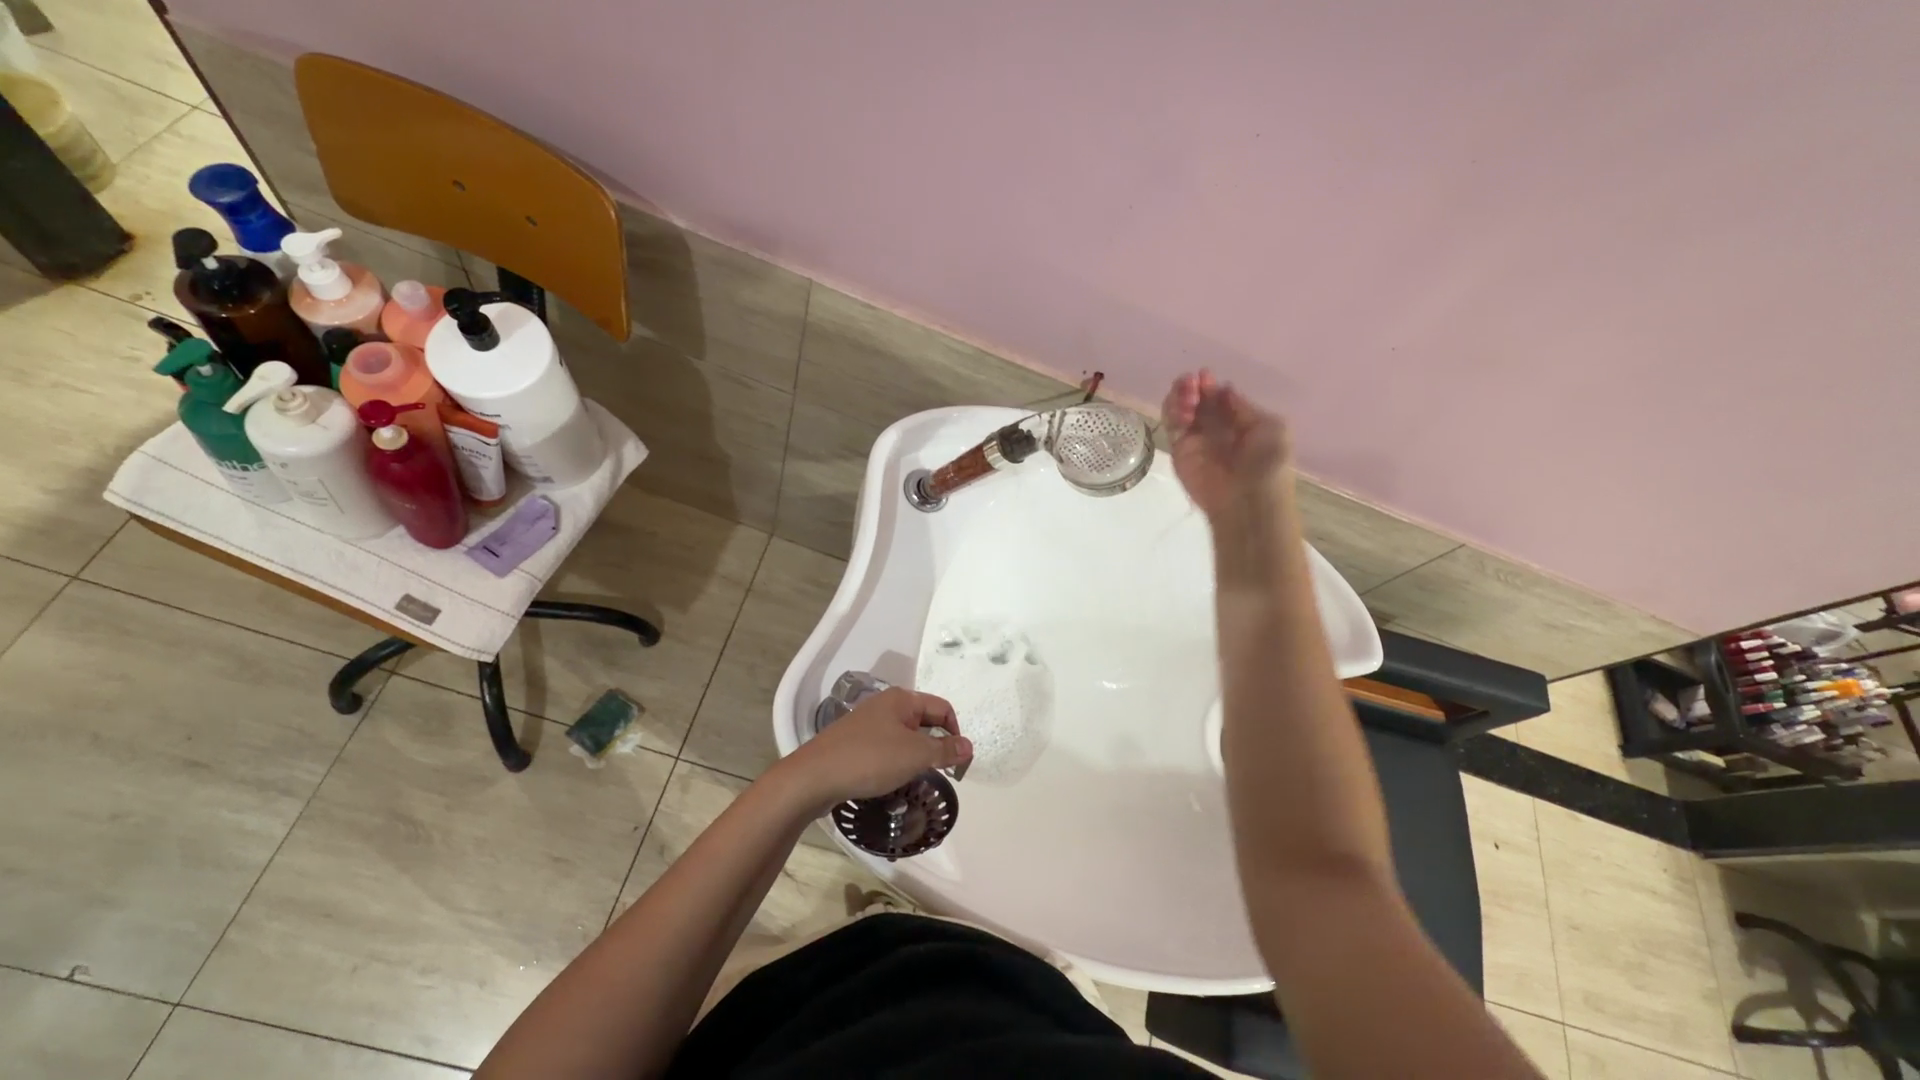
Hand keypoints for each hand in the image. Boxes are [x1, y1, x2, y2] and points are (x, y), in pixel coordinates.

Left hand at [784, 688, 972, 806]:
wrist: (814, 777)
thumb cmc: (870, 759)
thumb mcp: (915, 755)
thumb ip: (945, 750)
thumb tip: (968, 746)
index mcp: (901, 699)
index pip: (942, 709)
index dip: (955, 733)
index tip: (958, 763)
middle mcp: (885, 705)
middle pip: (923, 721)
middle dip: (935, 746)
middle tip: (940, 773)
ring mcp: (867, 724)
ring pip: (904, 737)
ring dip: (915, 757)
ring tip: (915, 778)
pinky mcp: (854, 744)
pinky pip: (885, 749)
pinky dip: (895, 763)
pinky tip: (890, 780)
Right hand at [1161, 370, 1292, 518]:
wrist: (1249, 502)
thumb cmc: (1268, 465)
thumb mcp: (1271, 428)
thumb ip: (1244, 408)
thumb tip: (1224, 390)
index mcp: (1239, 422)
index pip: (1218, 396)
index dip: (1210, 384)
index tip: (1205, 376)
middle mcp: (1215, 428)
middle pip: (1195, 399)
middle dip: (1191, 386)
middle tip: (1193, 384)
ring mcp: (1195, 440)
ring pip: (1179, 409)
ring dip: (1180, 396)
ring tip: (1188, 397)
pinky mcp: (1179, 452)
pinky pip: (1170, 426)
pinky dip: (1172, 412)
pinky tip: (1184, 411)